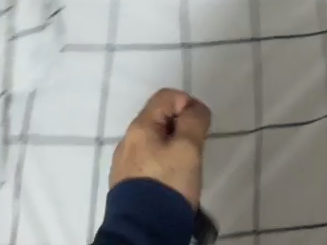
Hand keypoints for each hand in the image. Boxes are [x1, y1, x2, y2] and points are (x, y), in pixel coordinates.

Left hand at [108, 88, 212, 208]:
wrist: (144, 233)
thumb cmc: (168, 185)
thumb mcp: (188, 148)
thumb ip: (194, 121)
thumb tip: (195, 109)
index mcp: (140, 127)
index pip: (166, 96)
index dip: (188, 103)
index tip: (202, 125)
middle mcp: (128, 141)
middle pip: (160, 119)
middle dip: (182, 128)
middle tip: (196, 149)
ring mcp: (125, 164)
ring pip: (155, 143)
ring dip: (174, 148)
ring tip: (187, 170)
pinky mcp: (127, 185)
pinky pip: (149, 163)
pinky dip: (164, 165)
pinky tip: (172, 183)